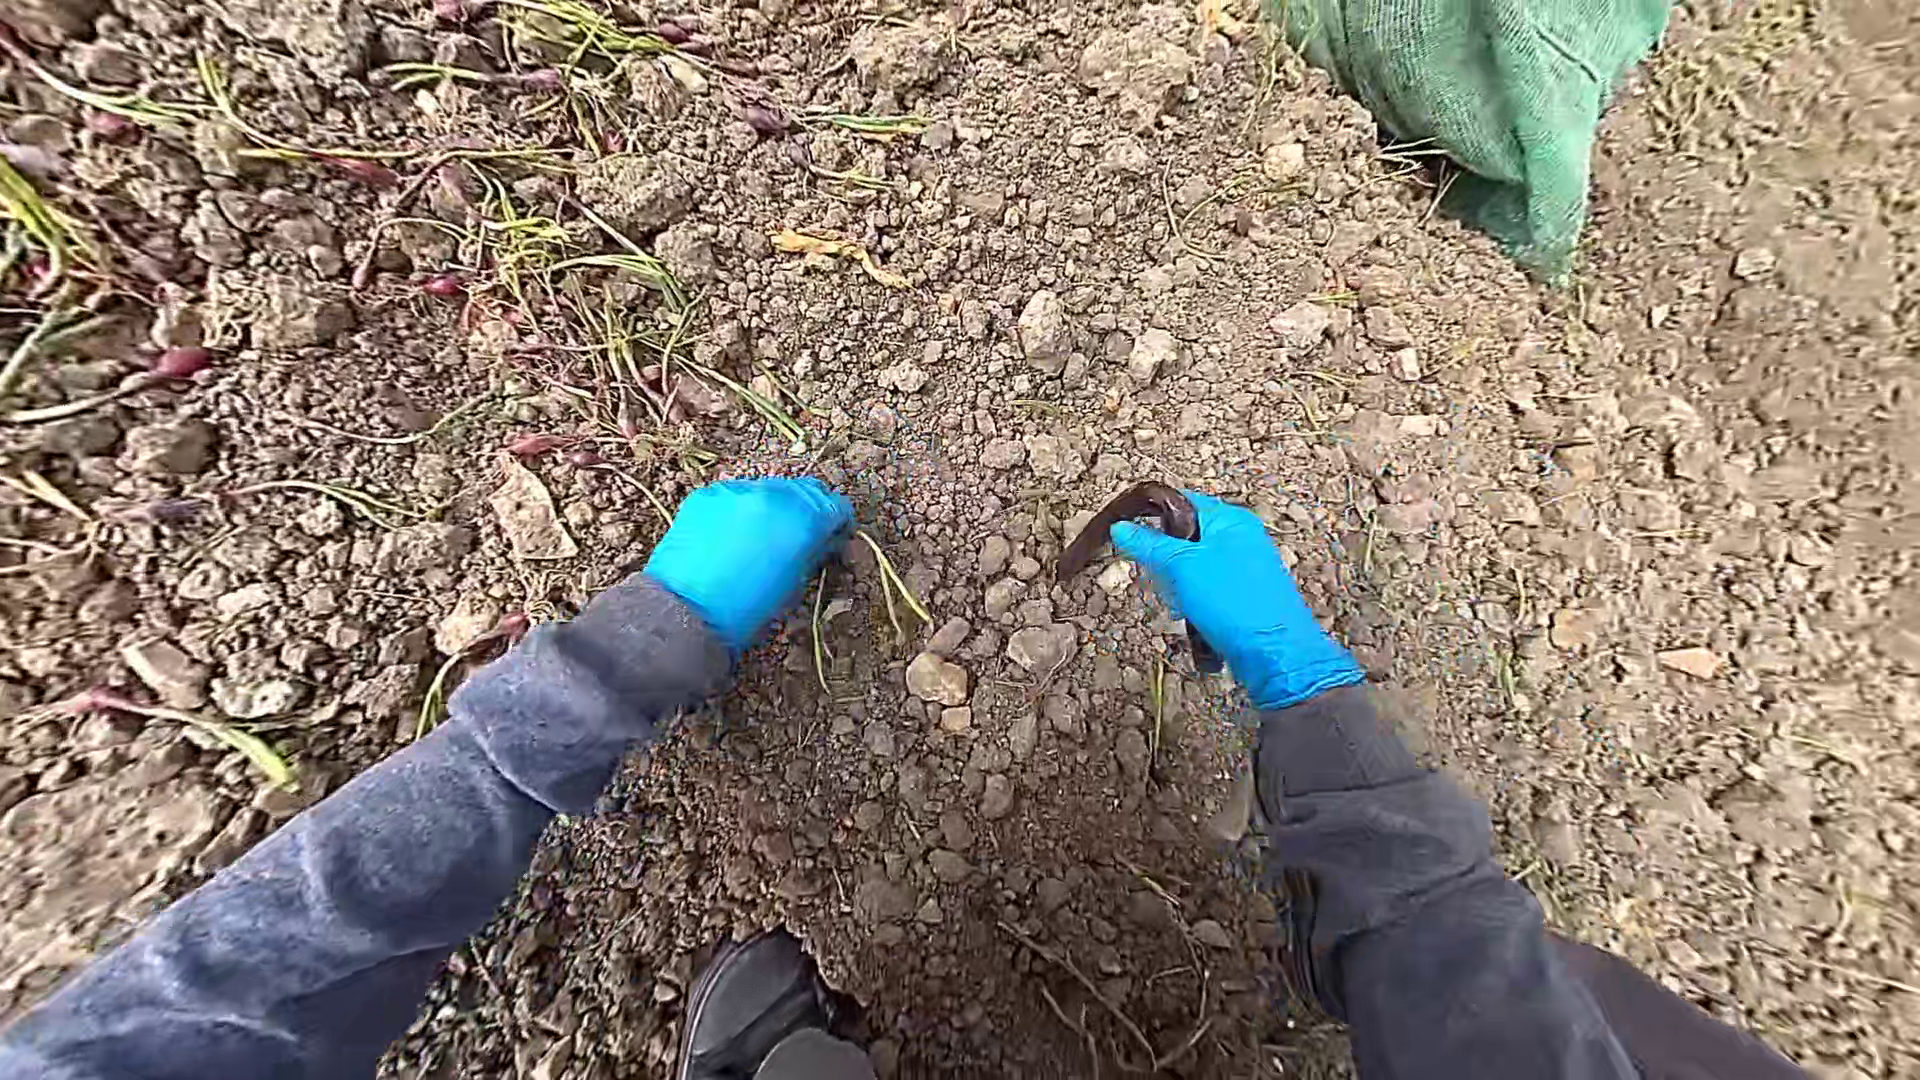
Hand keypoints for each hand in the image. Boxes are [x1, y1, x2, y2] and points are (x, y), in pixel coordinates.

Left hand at [644, 477, 852, 653]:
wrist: (684, 611)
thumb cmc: (747, 609)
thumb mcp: (796, 584)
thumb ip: (814, 553)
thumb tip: (823, 541)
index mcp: (802, 518)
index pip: (836, 505)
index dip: (839, 523)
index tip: (835, 537)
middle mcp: (773, 494)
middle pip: (806, 490)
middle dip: (811, 510)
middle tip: (804, 535)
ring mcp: (738, 490)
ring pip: (771, 489)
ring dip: (777, 508)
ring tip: (766, 535)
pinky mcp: (709, 494)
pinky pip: (738, 495)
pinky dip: (745, 510)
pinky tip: (736, 535)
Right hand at [1109, 491, 1363, 709]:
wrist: (1274, 655)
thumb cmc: (1235, 602)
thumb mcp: (1181, 566)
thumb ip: (1148, 544)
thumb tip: (1121, 527)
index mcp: (1230, 520)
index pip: (1181, 502)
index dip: (1151, 514)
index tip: (1129, 532)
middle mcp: (1238, 538)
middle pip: (1182, 536)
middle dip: (1163, 558)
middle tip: (1159, 575)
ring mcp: (1240, 567)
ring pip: (1189, 564)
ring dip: (1175, 582)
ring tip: (1178, 600)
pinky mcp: (1238, 594)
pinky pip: (1202, 586)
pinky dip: (1190, 598)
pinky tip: (1189, 612)